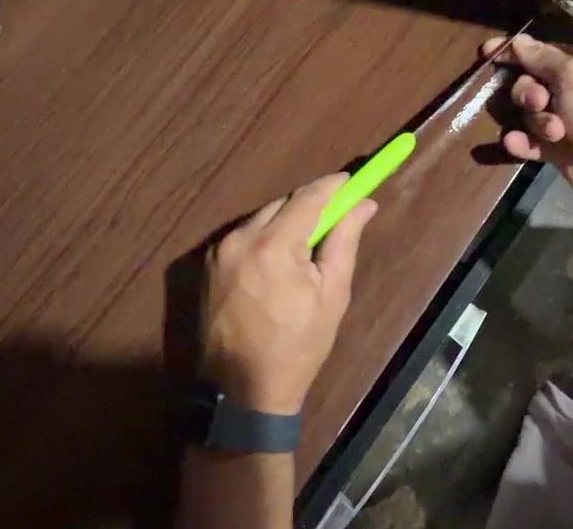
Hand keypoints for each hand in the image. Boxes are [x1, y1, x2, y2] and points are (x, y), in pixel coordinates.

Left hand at [201, 173, 376, 415]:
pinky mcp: (208, 262)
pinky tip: (277, 263)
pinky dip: (264, 238)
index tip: (352, 181)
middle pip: (283, 203)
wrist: (242, 391)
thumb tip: (364, 204)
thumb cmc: (297, 347)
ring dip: (285, 222)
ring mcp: (220, 249)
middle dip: (309, 206)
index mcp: (274, 246)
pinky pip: (244, 235)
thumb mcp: (332, 296)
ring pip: (262, 217)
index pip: (308, 197)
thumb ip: (345, 241)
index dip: (332, 186)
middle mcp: (241, 238)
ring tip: (305, 249)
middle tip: (334, 219)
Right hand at [483, 32, 572, 209]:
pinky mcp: (556, 150)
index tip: (488, 51)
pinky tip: (515, 143)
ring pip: (528, 113)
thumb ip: (543, 58)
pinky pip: (528, 141)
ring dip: (536, 121)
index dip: (515, 52)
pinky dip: (521, 142)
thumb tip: (520, 41)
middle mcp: (572, 92)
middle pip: (529, 83)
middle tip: (540, 101)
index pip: (541, 53)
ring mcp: (564, 122)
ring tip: (555, 133)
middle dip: (528, 92)